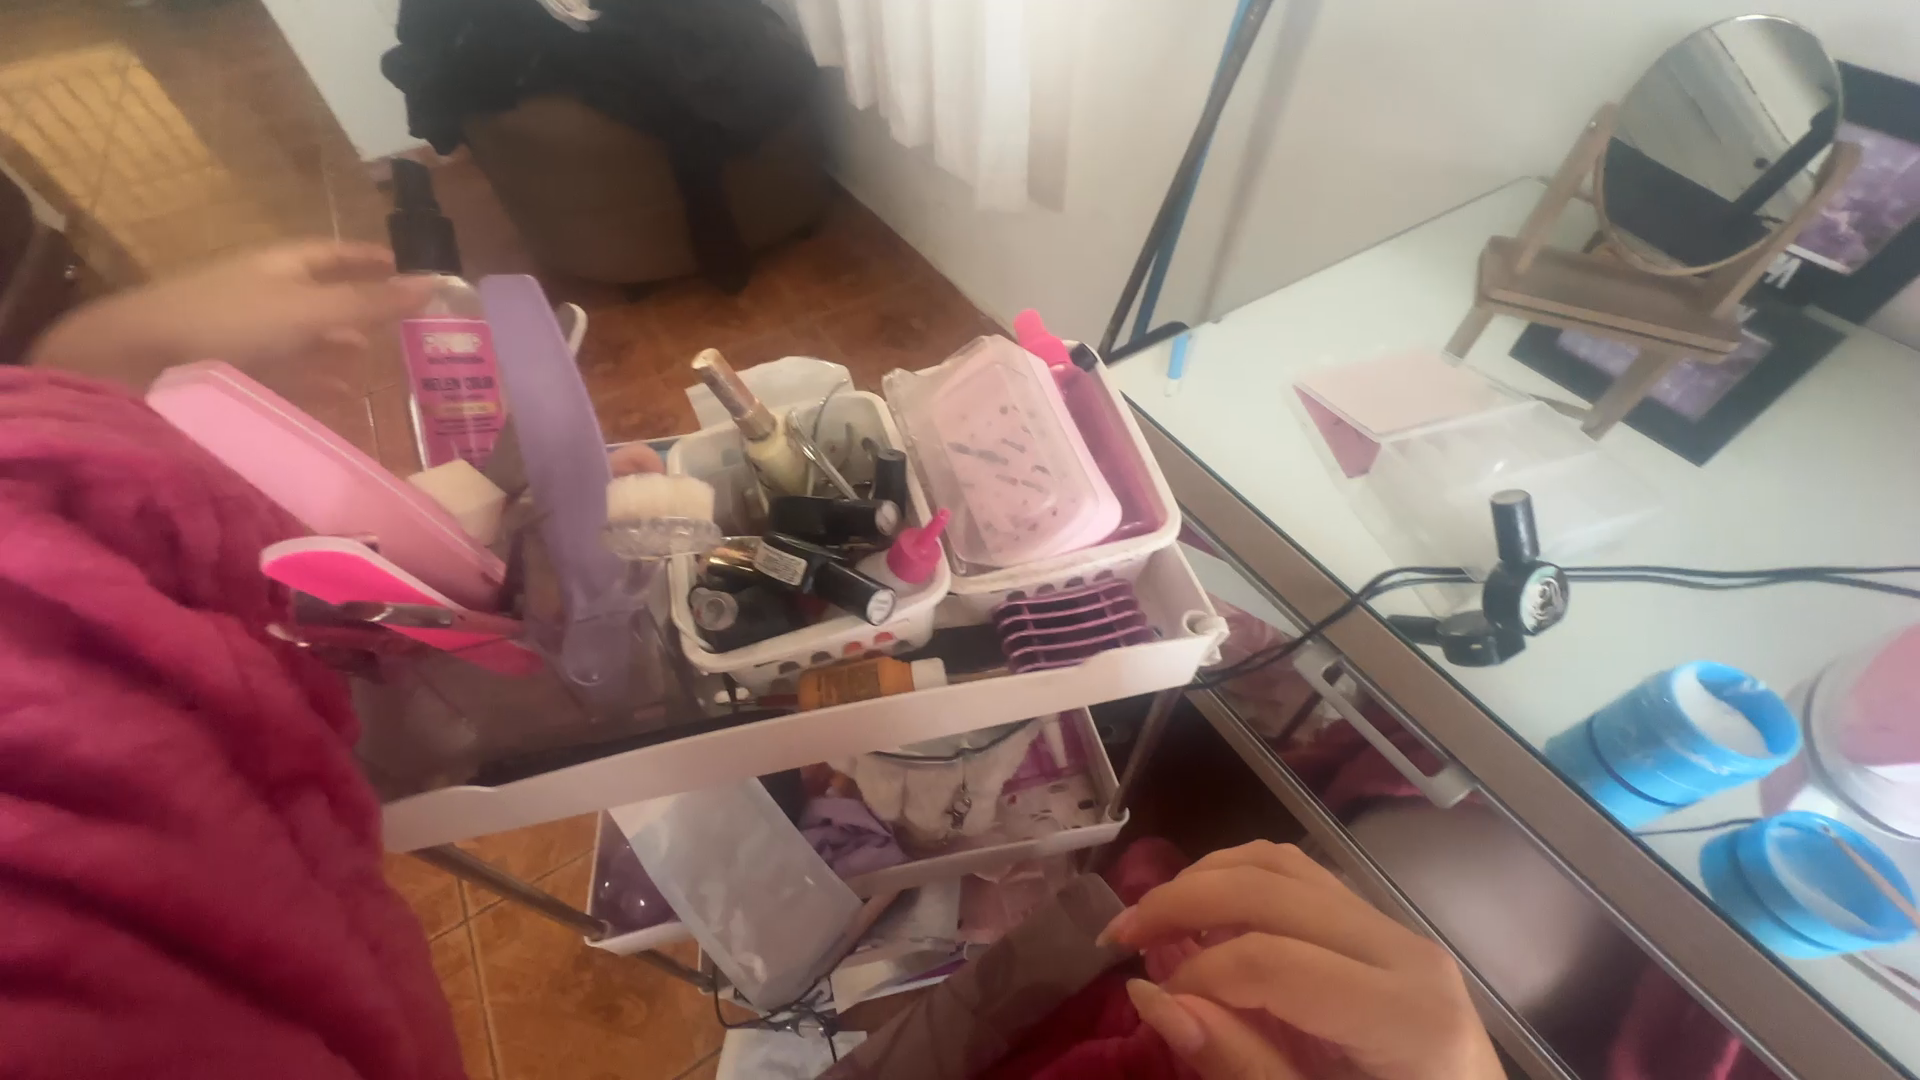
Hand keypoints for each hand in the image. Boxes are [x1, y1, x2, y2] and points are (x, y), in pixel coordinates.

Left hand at [31, 241, 435, 387]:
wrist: (139, 364)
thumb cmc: (231, 322)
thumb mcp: (313, 309)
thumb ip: (373, 301)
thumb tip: (435, 283)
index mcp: (277, 267)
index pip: (330, 253)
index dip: (365, 256)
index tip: (402, 263)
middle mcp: (263, 294)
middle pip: (321, 297)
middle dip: (362, 311)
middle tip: (403, 328)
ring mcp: (247, 332)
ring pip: (308, 338)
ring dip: (343, 352)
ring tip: (379, 370)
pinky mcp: (238, 369)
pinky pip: (291, 373)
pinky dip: (321, 383)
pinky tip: (342, 398)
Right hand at [1101, 841, 1502, 1079]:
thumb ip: (1237, 1063)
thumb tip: (1147, 995)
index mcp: (1407, 1017)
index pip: (1274, 962)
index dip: (1198, 975)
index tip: (1156, 1001)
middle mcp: (1404, 950)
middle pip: (1269, 891)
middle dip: (1181, 903)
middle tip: (1121, 933)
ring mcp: (1392, 927)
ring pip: (1275, 862)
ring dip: (1202, 877)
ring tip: (1154, 914)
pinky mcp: (1373, 922)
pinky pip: (1292, 871)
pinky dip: (1233, 875)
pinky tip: (1202, 906)